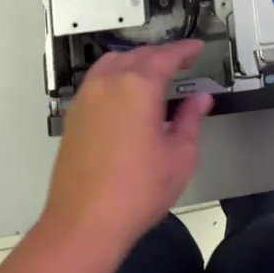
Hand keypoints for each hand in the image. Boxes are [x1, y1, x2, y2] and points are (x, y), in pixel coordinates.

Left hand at [42, 40, 213, 246]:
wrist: (83, 224)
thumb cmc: (138, 191)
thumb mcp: (179, 156)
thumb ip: (190, 119)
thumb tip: (200, 99)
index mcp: (138, 86)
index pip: (166, 56)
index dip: (184, 50)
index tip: (197, 49)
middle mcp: (109, 82)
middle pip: (138, 55)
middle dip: (161, 55)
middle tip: (181, 63)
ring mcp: (86, 97)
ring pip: (113, 63)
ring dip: (135, 61)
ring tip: (153, 75)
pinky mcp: (73, 115)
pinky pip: (97, 79)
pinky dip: (116, 76)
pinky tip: (126, 95)